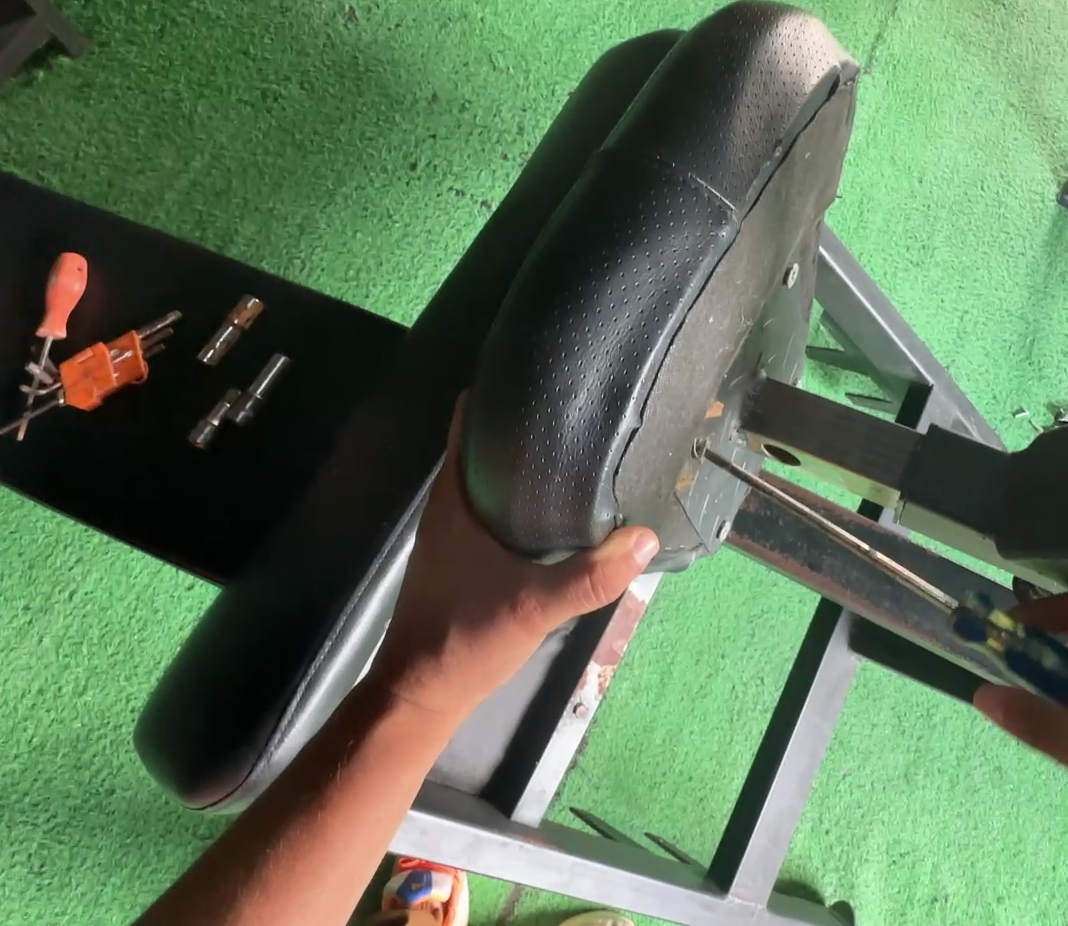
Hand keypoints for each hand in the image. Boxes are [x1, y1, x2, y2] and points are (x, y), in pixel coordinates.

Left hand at [370, 396, 659, 723]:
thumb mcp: (531, 607)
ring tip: (578, 445)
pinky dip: (523, 493)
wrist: (421, 694)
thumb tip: (646, 538)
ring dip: (524, 458)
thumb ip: (588, 577)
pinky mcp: (465, 553)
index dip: (499, 391)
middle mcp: (451, 503)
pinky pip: (496, 504)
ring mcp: (456, 529)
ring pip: (491, 474)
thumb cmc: (463, 640)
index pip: (468, 419)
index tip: (543, 374)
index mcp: (454, 497)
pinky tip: (559, 506)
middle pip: (485, 441)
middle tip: (578, 407)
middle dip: (525, 420)